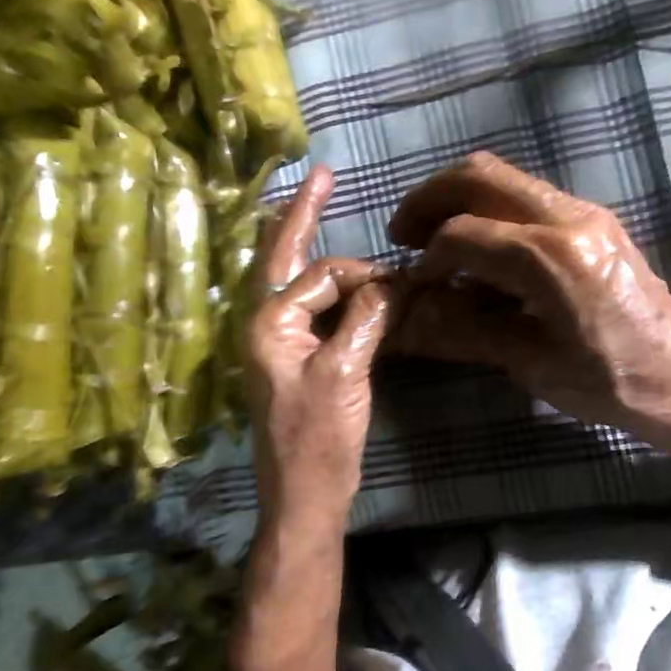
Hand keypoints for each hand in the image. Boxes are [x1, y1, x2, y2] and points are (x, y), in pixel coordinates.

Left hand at [246, 164, 393, 524]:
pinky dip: (330, 291)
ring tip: (317, 205)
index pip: (319, 275)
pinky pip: (312, 312)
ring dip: (310, 248)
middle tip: (321, 175)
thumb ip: (365, 320)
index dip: (362, 274)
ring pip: (294, 282)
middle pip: (283, 258)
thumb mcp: (344, 373)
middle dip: (300, 216)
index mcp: (268, 324)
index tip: (404, 285)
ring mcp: (280, 344)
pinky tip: (342, 277)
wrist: (304, 495)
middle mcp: (266, 326)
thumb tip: (391, 283)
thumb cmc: (318, 439)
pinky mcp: (298, 362)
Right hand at [386, 152, 670, 446]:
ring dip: (458, 199)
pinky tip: (475, 250)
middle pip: (481, 176)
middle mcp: (571, 219)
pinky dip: (488, 211)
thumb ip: (466, 329)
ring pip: (504, 178)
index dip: (426, 258)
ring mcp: (587, 213)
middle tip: (401, 233)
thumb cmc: (610, 384)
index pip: (464, 233)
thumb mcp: (530, 364)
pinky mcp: (594, 221)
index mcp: (554, 259)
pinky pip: (526, 197)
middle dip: (430, 198)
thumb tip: (409, 313)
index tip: (413, 285)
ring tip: (430, 238)